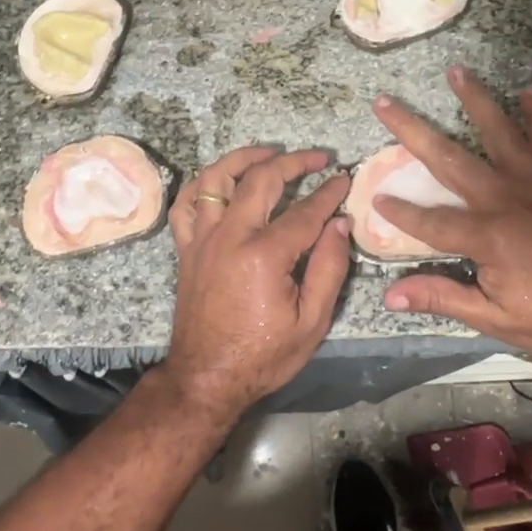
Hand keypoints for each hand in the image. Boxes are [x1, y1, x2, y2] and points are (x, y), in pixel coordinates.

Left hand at [164, 145, 352, 419]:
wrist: (207, 378)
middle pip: (260, 180)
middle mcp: (229, 237)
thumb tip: (340, 224)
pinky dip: (202, 184)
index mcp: (264, 256)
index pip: (304, 211)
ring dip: (243, 158)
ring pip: (216, 179)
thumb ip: (329, 268)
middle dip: (293, 161)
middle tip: (318, 157)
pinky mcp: (186, 248)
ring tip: (269, 153)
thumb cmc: (263, 355)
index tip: (345, 178)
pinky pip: (186, 203)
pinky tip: (222, 179)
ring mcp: (202, 239)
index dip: (328, 192)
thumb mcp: (311, 322)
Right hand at [373, 67, 531, 359]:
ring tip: (456, 71)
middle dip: (412, 130)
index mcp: (486, 235)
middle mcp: (504, 198)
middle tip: (384, 103)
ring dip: (475, 99)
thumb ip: (441, 297)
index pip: (429, 221)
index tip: (375, 199)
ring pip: (497, 132)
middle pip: (448, 158)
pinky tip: (527, 92)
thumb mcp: (494, 318)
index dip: (400, 212)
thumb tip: (391, 295)